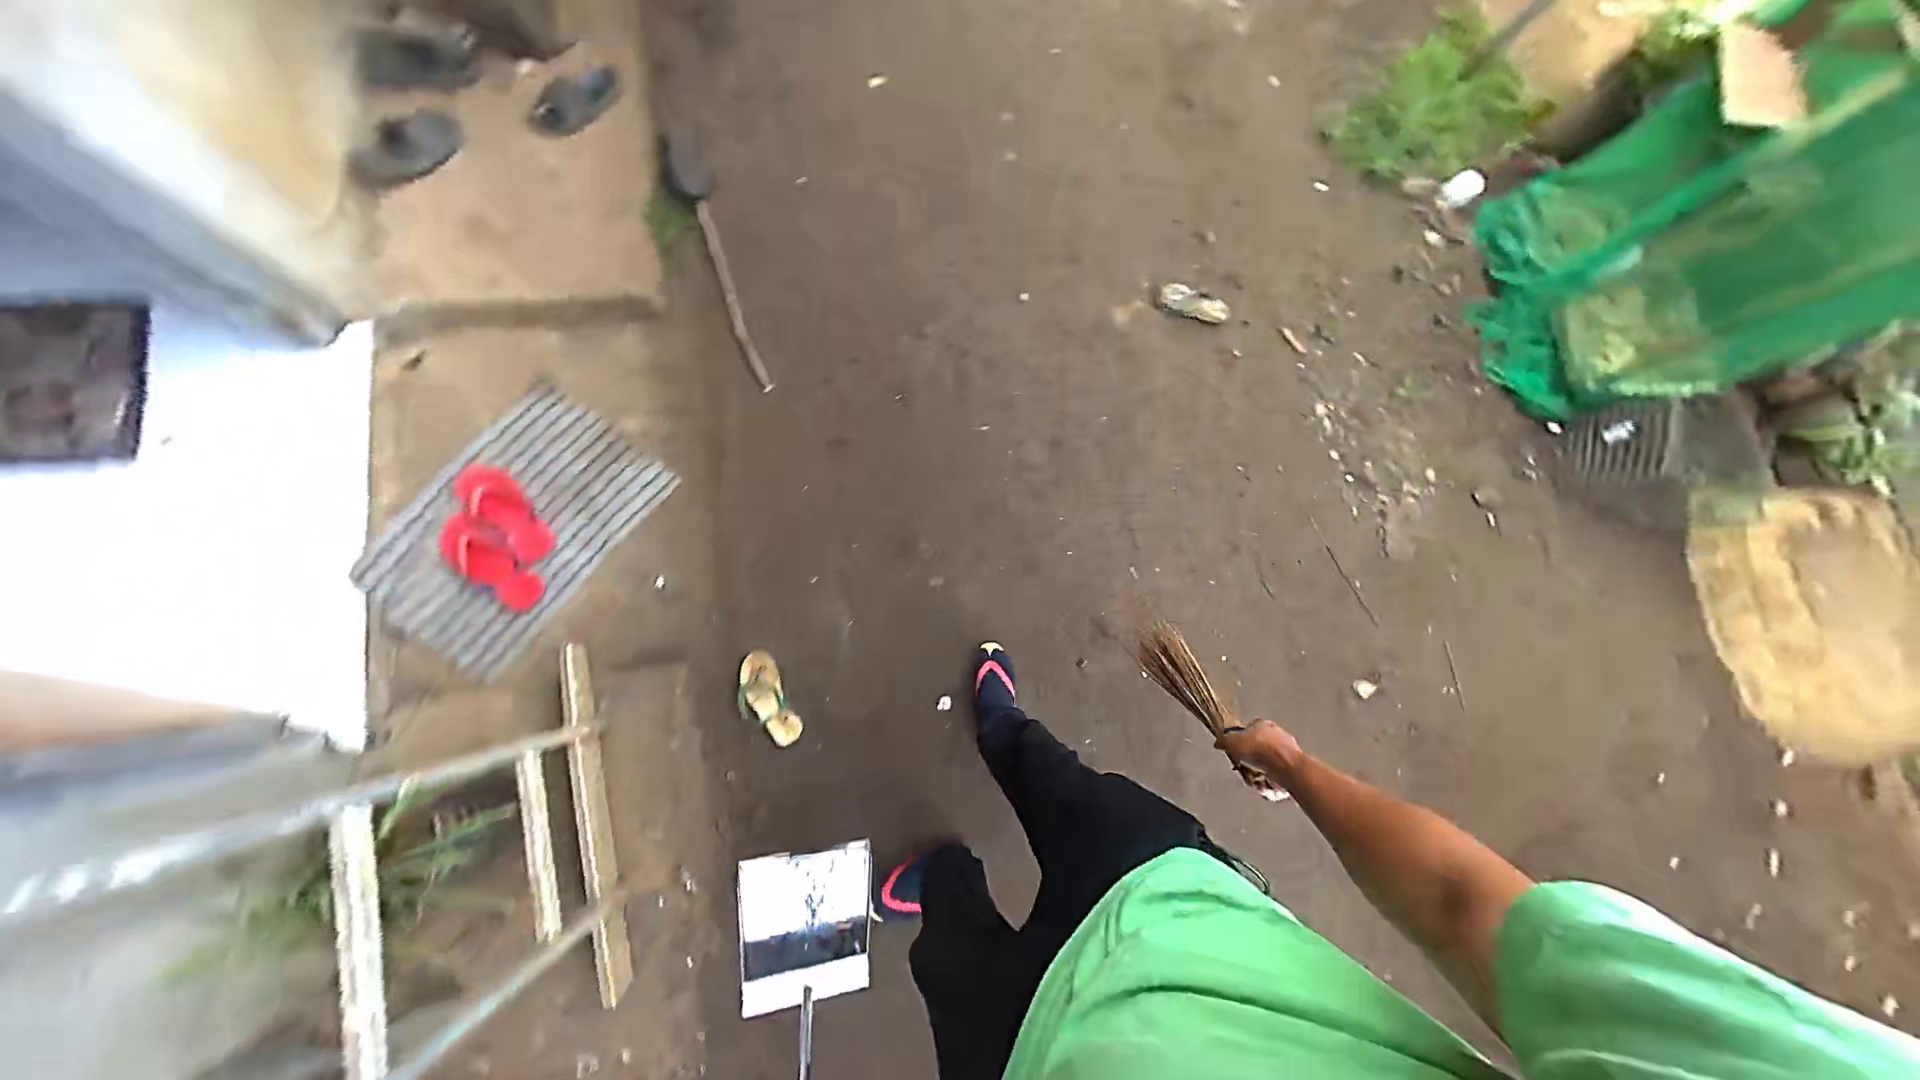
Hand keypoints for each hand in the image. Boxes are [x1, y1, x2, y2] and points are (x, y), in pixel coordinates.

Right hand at [1216, 719, 1300, 778]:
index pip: (1249, 731)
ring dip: (1260, 776)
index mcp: (1264, 725)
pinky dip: (1272, 784)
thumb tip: (1218, 742)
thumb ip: (1223, 741)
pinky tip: (1267, 786)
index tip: (1236, 754)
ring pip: (1268, 767)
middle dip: (1251, 764)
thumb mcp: (1231, 741)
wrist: (1287, 767)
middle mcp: (1278, 736)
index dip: (1241, 743)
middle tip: (1246, 770)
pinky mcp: (1296, 769)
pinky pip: (1279, 779)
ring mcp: (1289, 753)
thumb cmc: (1259, 750)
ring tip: (1257, 781)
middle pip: (1259, 751)